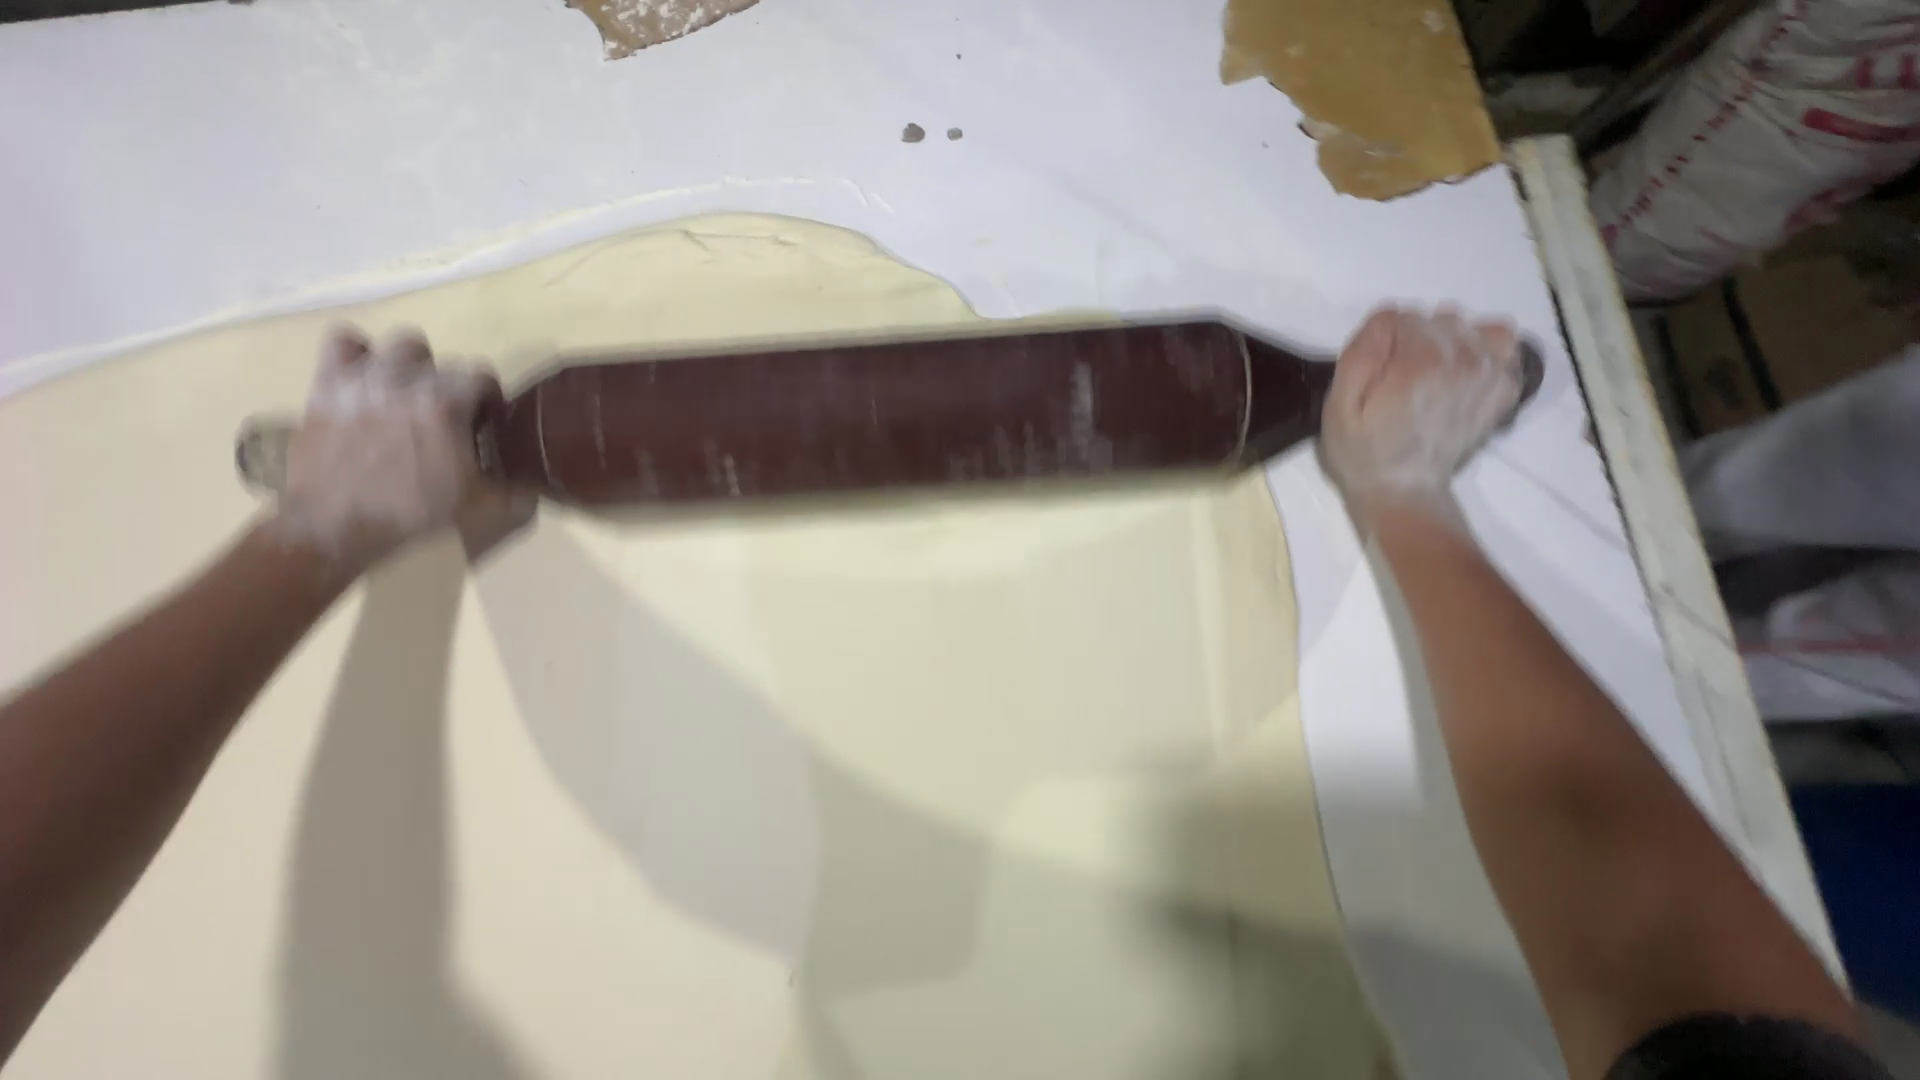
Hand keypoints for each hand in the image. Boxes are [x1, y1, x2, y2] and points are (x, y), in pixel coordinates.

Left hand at [275, 325, 535, 570]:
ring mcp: (364, 380)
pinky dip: (358, 355)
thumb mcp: (480, 510)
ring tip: (408, 394)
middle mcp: (407, 381)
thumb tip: (537, 488)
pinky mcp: (327, 386)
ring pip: (399, 345)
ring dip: (410, 365)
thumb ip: (517, 493)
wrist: (335, 526)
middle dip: (450, 384)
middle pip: (444, 360)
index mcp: (447, 405)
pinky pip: (343, 343)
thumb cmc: (412, 514)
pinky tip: (366, 380)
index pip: (482, 374)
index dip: (489, 398)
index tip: (486, 422)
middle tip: (446, 415)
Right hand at [1320, 306, 1524, 521]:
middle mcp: (1466, 357)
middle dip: (1412, 339)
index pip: (1398, 316)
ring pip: (1471, 326)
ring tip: (1431, 373)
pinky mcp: (1504, 389)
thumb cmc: (1362, 452)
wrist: (1403, 493)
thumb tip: (1386, 321)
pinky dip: (1480, 354)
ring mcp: (1492, 372)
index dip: (1378, 341)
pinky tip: (1458, 379)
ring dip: (1449, 341)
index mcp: (1421, 360)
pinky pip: (1500, 347)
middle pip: (1436, 317)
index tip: (1373, 373)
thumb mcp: (1338, 405)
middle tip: (1397, 379)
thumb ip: (1361, 353)